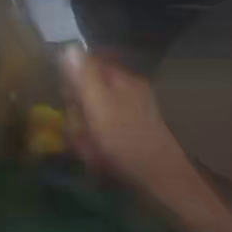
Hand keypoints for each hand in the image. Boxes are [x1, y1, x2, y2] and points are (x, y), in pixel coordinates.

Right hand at [59, 49, 202, 202]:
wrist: (165, 185)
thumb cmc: (127, 142)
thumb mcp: (98, 105)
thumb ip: (82, 75)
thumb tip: (69, 45)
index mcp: (122, 80)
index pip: (86, 65)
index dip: (71, 79)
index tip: (66, 98)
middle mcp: (128, 93)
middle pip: (87, 90)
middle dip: (77, 112)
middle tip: (77, 130)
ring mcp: (131, 115)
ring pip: (93, 114)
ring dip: (83, 132)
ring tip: (87, 150)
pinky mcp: (131, 136)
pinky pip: (103, 132)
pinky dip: (95, 144)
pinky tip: (97, 159)